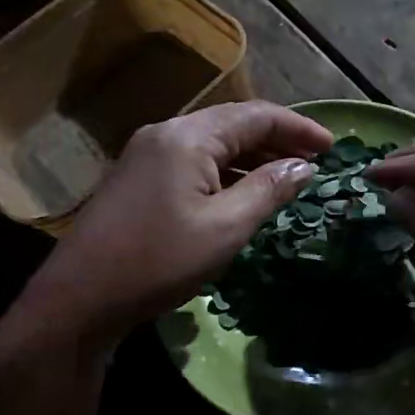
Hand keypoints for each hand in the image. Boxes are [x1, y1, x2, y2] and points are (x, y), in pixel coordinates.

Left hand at [34, 102, 331, 342]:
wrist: (81, 298)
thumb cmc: (159, 261)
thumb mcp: (225, 228)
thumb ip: (268, 190)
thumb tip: (303, 167)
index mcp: (187, 138)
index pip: (256, 116)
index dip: (298, 128)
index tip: (333, 147)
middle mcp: (165, 134)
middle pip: (233, 124)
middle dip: (278, 139)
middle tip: (316, 162)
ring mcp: (147, 156)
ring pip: (213, 144)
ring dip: (253, 156)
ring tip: (289, 176)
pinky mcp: (139, 180)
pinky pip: (194, 162)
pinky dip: (228, 171)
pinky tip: (245, 192)